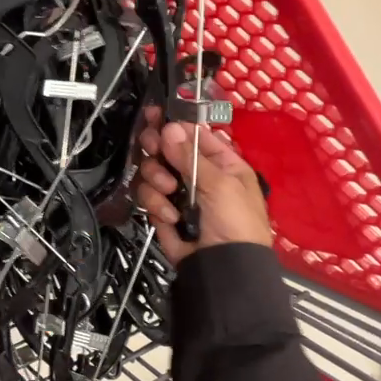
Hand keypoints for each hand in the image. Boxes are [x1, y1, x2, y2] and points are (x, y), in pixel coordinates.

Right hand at [134, 105, 271, 263]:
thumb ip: (190, 155)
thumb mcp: (220, 184)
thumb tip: (169, 127)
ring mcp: (177, 190)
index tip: (154, 114)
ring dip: (156, 180)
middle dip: (157, 150)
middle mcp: (196, 173)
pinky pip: (146, 194)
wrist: (221, 266)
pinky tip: (170, 217)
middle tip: (153, 151)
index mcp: (221, 163)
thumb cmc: (234, 221)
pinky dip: (155, 204)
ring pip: (150, 169)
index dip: (174, 123)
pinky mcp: (160, 207)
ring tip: (169, 193)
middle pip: (165, 147)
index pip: (194, 134)